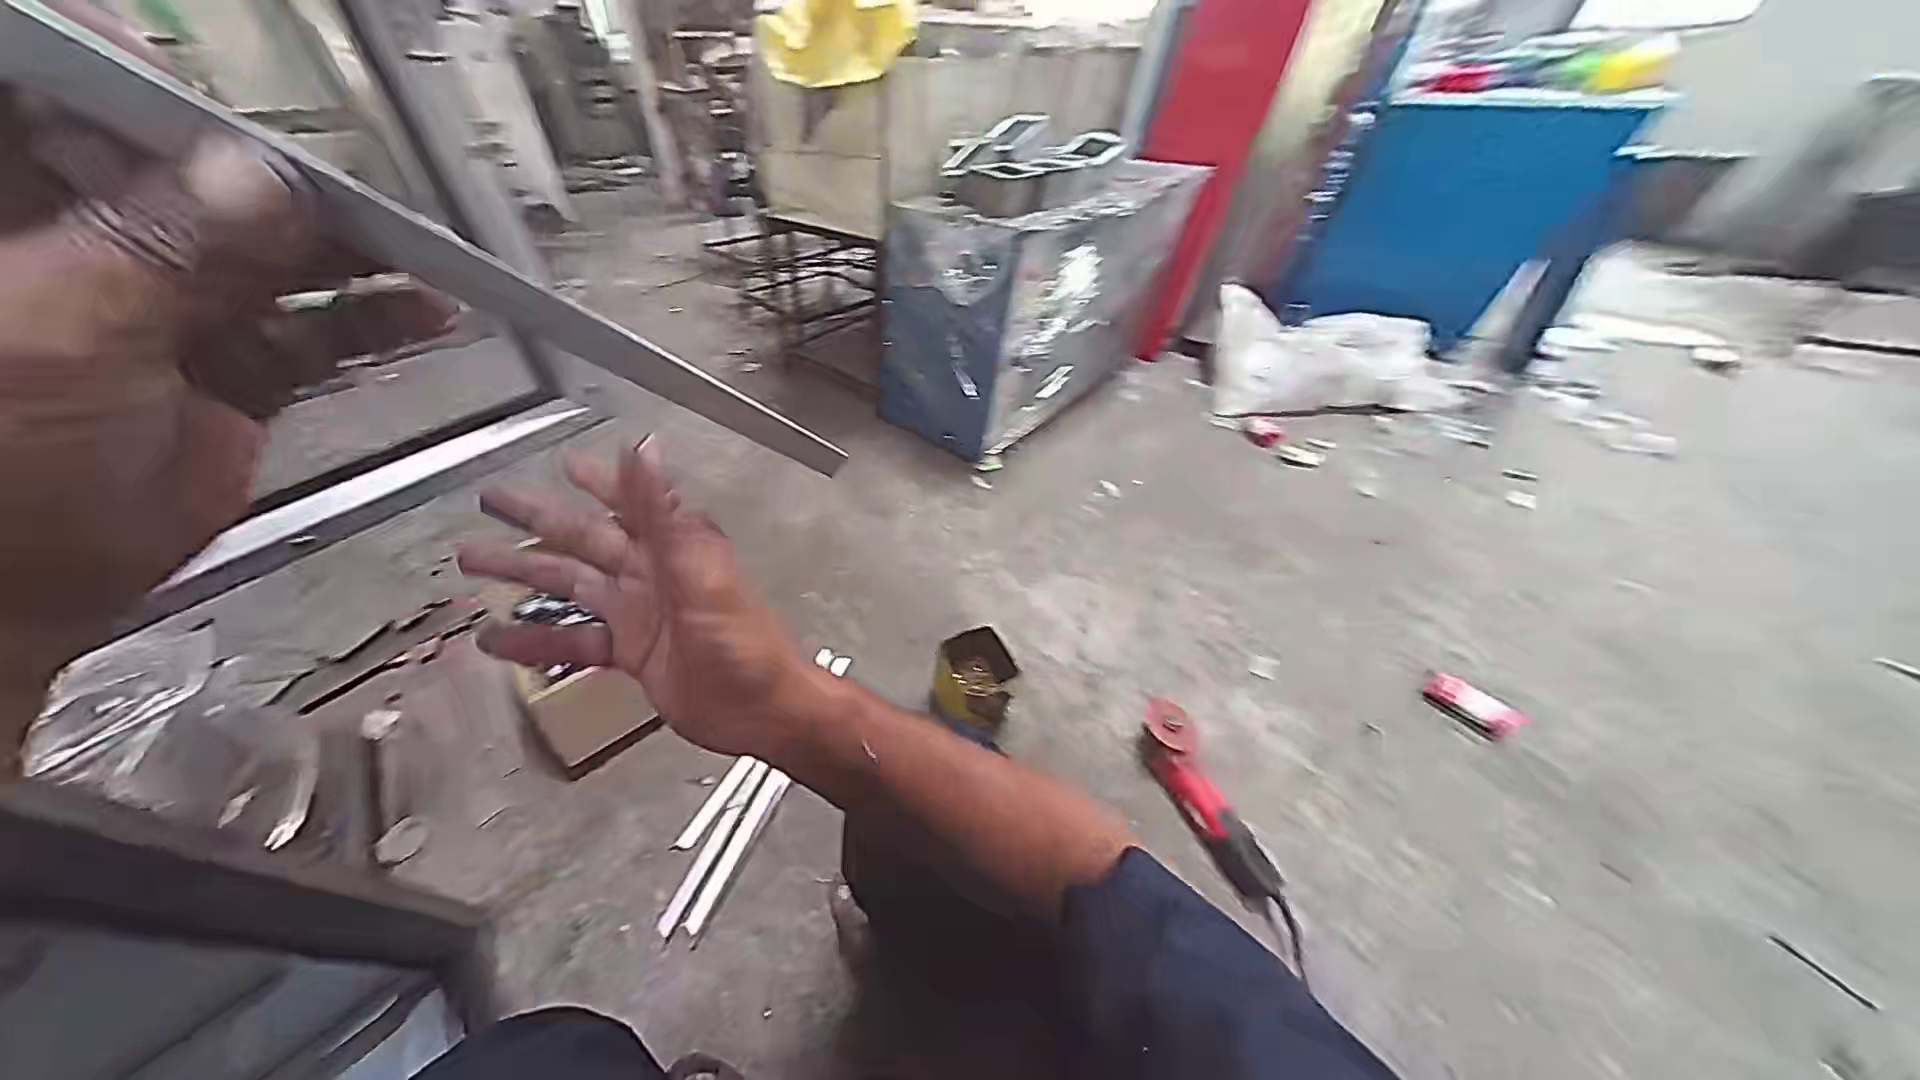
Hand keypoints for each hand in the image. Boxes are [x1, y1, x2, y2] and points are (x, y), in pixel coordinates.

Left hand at [0, 3, 453, 771]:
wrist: (19, 588)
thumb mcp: (58, 333)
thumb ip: (162, 250)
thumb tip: (265, 177)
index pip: (48, 93)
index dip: (124, 80)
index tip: (204, 93)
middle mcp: (81, 239)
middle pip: (186, 176)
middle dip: (273, 184)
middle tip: (352, 199)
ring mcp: (168, 304)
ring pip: (271, 254)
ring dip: (351, 257)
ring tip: (423, 260)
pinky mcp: (238, 361)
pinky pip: (320, 328)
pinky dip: (378, 323)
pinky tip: (431, 316)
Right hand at [458, 440, 818, 759]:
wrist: (759, 706)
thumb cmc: (742, 641)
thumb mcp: (700, 573)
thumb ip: (664, 514)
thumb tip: (645, 451)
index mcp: (676, 549)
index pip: (633, 503)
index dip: (602, 481)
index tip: (569, 464)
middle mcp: (655, 575)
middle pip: (588, 540)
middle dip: (541, 520)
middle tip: (494, 501)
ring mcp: (642, 615)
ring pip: (573, 585)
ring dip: (526, 572)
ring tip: (474, 560)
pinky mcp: (633, 653)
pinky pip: (576, 641)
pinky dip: (536, 640)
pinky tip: (498, 639)